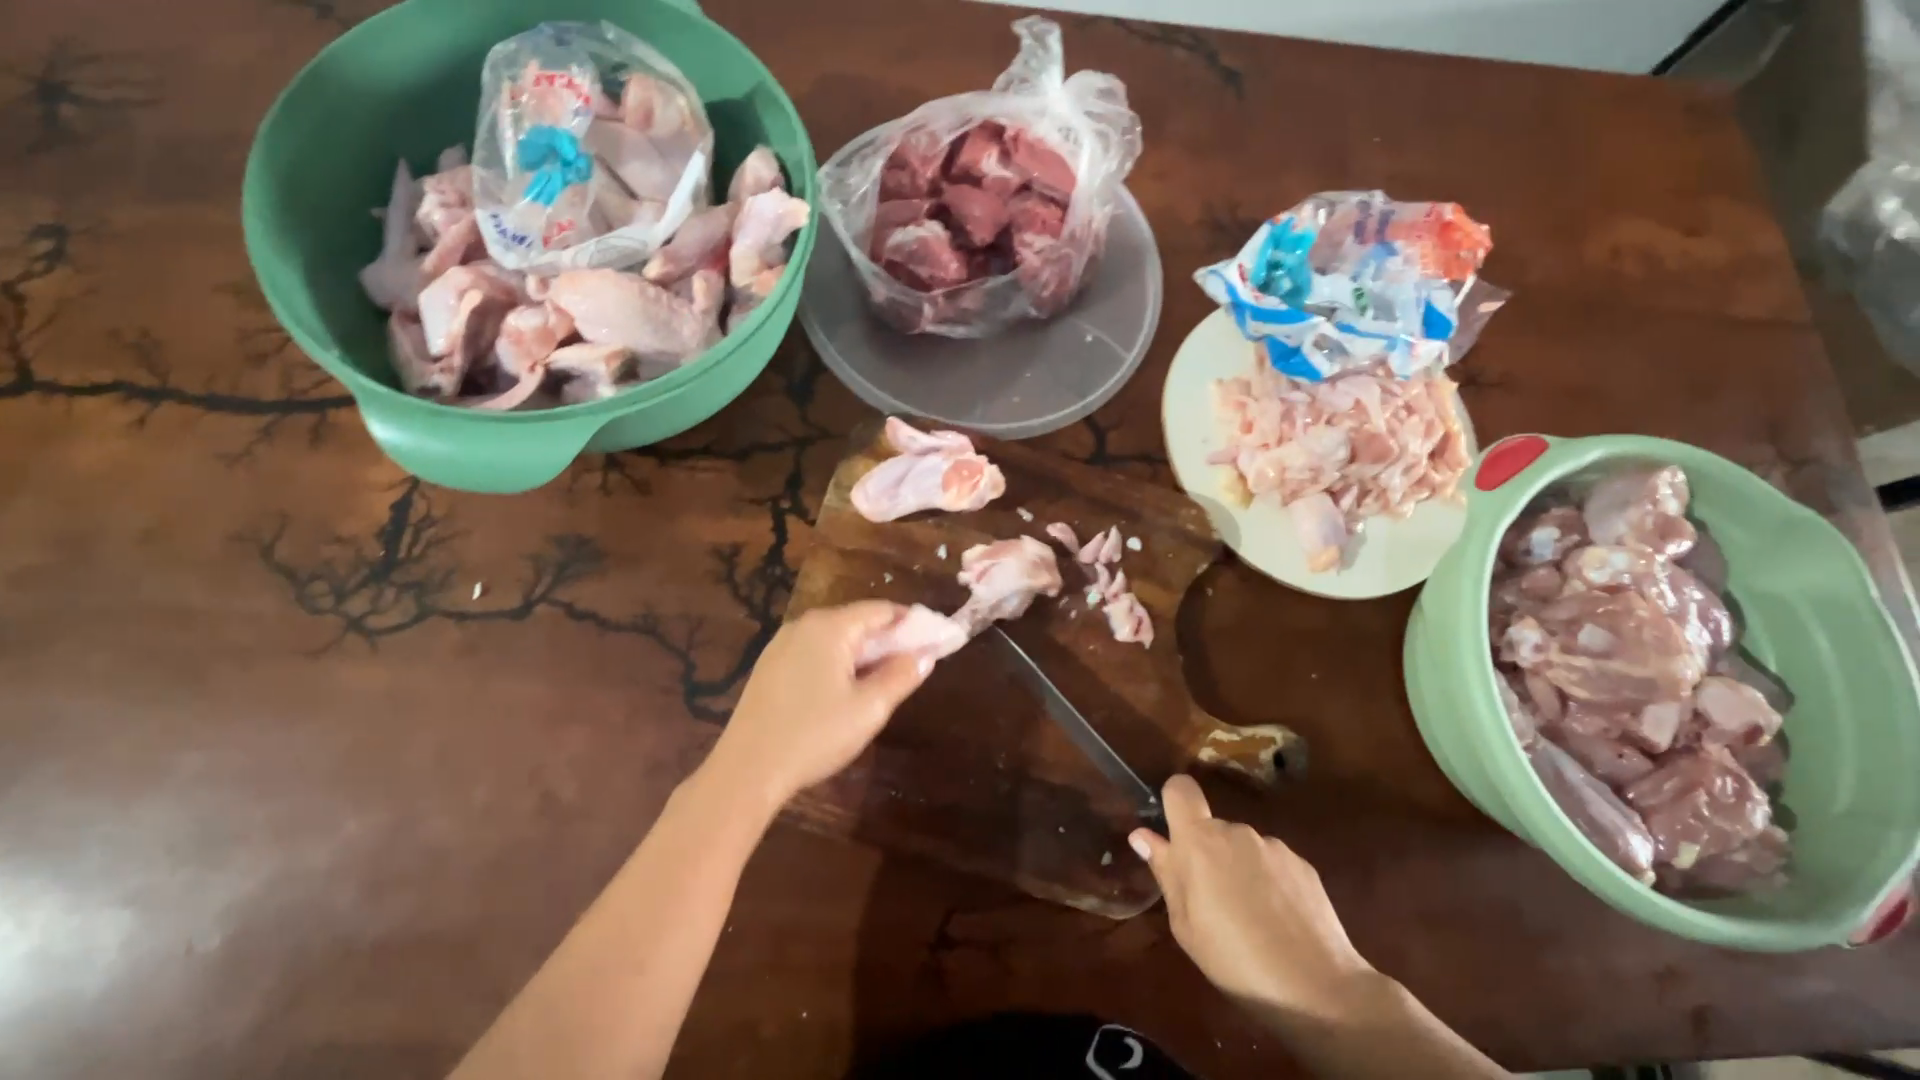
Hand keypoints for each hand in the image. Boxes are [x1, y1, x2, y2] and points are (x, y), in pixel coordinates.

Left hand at [706, 601, 931, 805]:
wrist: (747, 769)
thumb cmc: (814, 735)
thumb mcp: (869, 709)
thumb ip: (901, 676)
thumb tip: (925, 655)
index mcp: (829, 627)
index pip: (882, 610)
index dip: (913, 623)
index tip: (937, 640)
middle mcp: (803, 625)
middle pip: (857, 622)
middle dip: (889, 640)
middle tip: (915, 665)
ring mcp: (781, 645)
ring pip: (835, 639)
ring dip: (864, 654)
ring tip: (886, 681)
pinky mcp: (769, 667)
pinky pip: (814, 654)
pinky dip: (838, 664)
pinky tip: (846, 691)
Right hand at [1130, 775, 1377, 1019]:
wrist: (1316, 987)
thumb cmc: (1234, 960)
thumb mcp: (1185, 925)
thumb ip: (1166, 873)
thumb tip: (1142, 836)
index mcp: (1200, 843)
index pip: (1180, 789)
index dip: (1173, 802)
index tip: (1174, 834)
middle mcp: (1237, 832)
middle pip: (1213, 829)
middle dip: (1207, 854)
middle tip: (1211, 903)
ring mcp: (1274, 846)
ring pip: (1243, 848)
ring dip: (1239, 870)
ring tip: (1250, 919)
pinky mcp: (1303, 865)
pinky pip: (1272, 864)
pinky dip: (1269, 883)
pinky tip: (1278, 921)